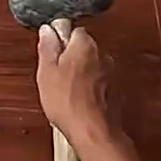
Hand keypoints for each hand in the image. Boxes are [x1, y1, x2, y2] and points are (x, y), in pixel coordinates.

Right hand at [35, 18, 118, 145]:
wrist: (92, 130)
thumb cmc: (68, 102)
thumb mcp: (46, 71)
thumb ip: (48, 46)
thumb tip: (47, 30)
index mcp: (85, 44)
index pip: (72, 30)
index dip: (59, 42)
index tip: (50, 54)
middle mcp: (102, 55)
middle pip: (82, 48)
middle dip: (69, 59)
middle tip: (54, 75)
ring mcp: (110, 73)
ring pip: (90, 66)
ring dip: (80, 74)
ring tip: (65, 92)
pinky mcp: (114, 90)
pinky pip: (97, 82)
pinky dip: (88, 88)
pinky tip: (77, 101)